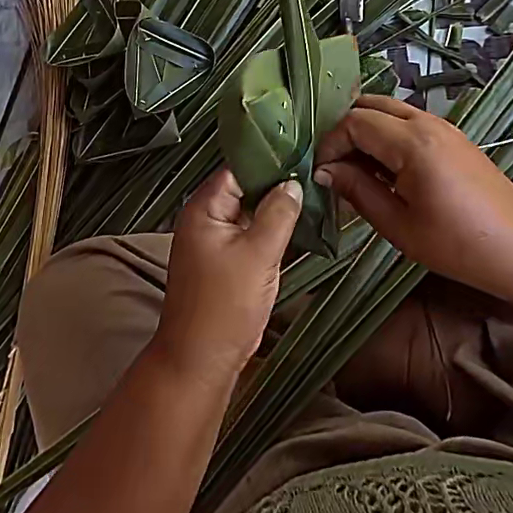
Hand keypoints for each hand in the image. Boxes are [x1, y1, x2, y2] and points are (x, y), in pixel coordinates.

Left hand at [153, 169, 300, 379]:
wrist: (200, 359)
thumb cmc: (223, 306)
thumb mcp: (258, 254)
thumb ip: (278, 214)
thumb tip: (293, 183)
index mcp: (203, 208)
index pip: (237, 169)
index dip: (267, 160)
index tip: (300, 153)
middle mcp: (204, 218)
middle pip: (243, 189)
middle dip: (275, 185)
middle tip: (312, 175)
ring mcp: (212, 241)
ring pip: (248, 213)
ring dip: (274, 209)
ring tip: (311, 198)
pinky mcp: (222, 261)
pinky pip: (248, 235)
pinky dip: (268, 231)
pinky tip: (295, 228)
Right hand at [313, 95, 512, 288]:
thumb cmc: (459, 245)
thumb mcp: (398, 225)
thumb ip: (357, 190)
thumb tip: (323, 172)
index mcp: (412, 142)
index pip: (353, 122)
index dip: (330, 144)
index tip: (322, 175)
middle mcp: (427, 122)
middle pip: (369, 105)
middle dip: (344, 131)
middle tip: (335, 167)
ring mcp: (443, 126)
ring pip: (388, 109)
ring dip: (365, 131)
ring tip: (357, 169)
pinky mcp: (452, 136)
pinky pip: (407, 121)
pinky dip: (386, 135)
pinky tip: (384, 170)